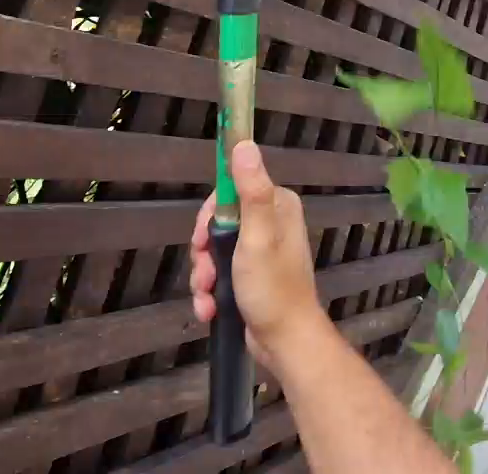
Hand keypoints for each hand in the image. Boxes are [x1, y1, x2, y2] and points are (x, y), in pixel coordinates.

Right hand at [188, 140, 330, 371]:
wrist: (286, 344)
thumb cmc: (272, 288)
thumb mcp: (257, 237)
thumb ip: (250, 191)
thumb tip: (244, 143)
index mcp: (277, 204)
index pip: (230, 190)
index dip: (209, 215)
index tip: (202, 237)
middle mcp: (271, 221)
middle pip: (219, 221)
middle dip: (204, 251)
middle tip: (204, 273)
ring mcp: (261, 249)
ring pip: (215, 249)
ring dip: (204, 274)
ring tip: (206, 296)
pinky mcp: (253, 274)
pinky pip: (222, 270)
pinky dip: (211, 290)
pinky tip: (209, 308)